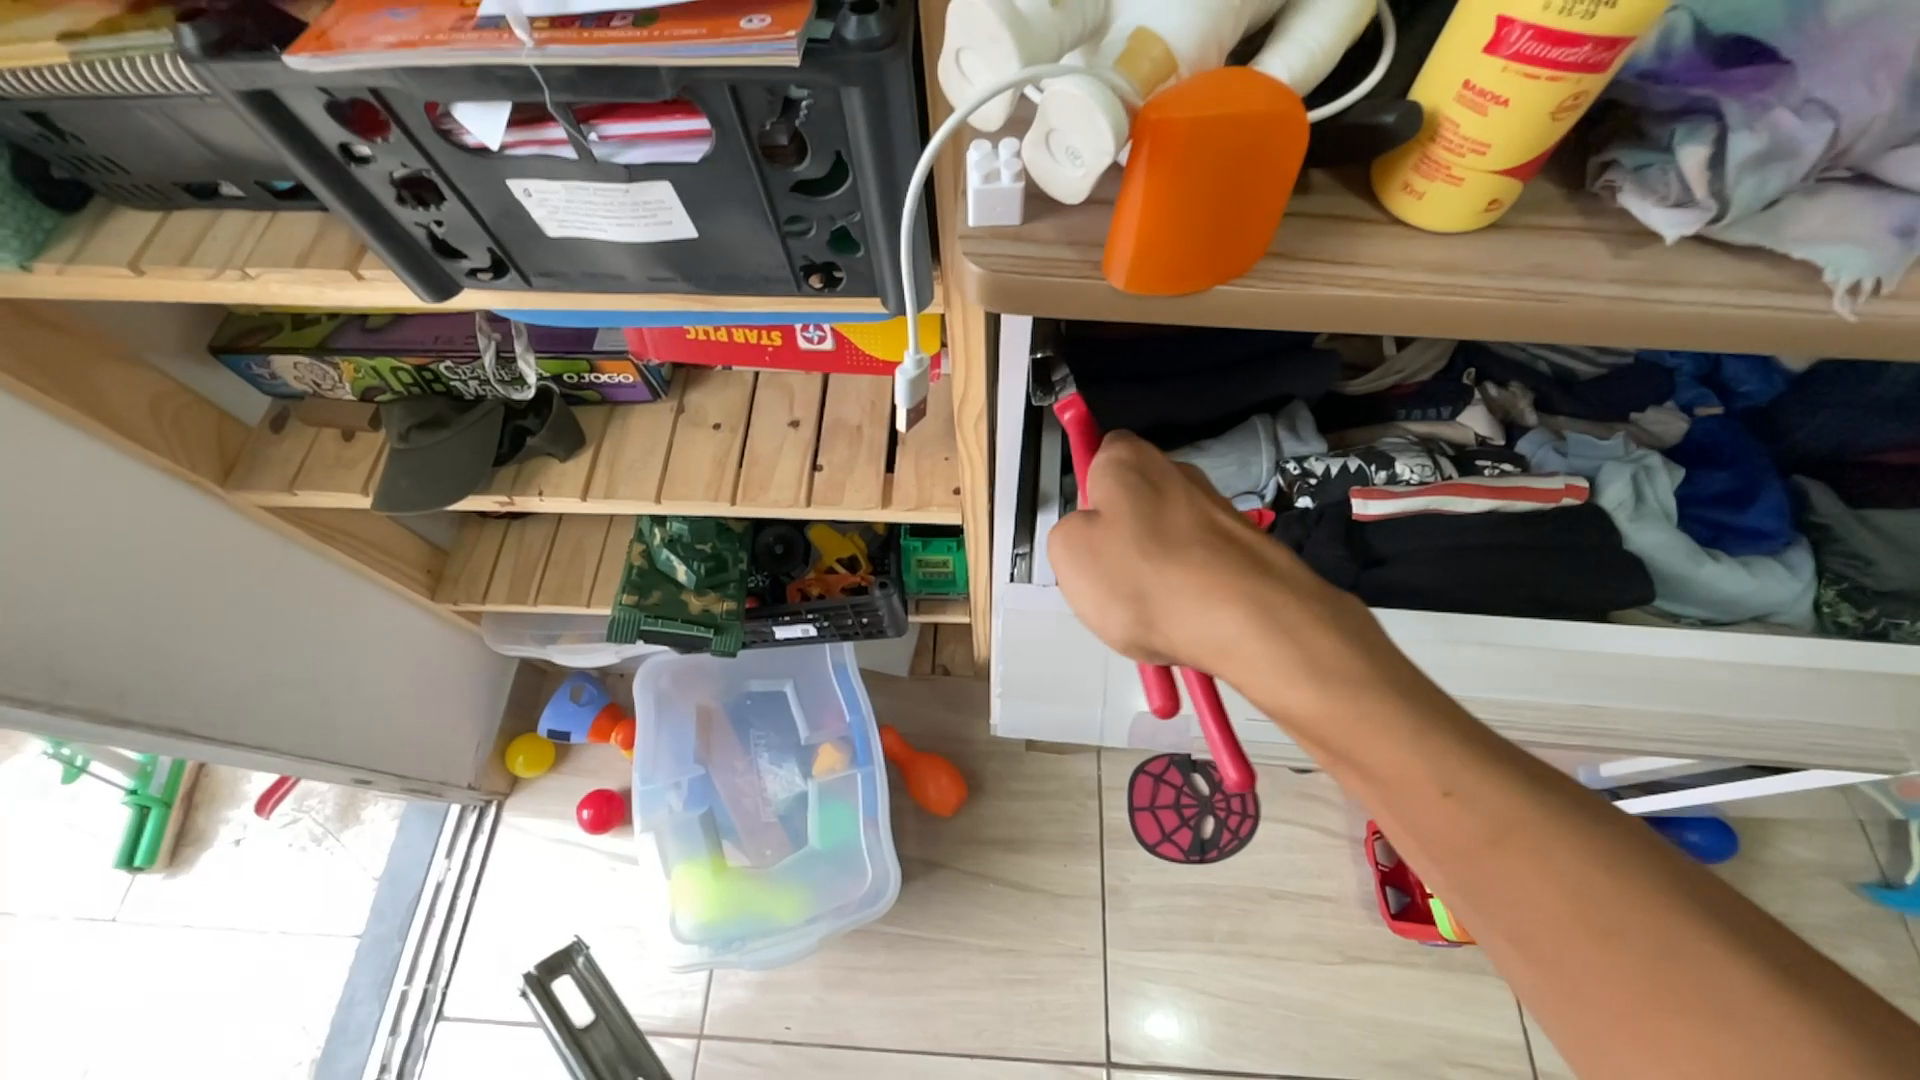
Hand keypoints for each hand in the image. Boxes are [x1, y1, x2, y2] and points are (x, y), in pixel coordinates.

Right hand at [1047, 432, 1394, 696]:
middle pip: (1136, 504)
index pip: (1099, 457)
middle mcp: (1179, 473)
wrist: (1247, 619)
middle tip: (1111, 583)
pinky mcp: (1247, 550)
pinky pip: (1200, 571)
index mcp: (1128, 459)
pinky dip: (1190, 595)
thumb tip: (1094, 534)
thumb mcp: (1067, 552)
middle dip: (1123, 541)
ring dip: (1157, 574)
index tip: (1086, 536)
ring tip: (1151, 616)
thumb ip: (1070, 531)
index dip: (1088, 497)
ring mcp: (1219, 511)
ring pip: (1168, 542)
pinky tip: (1185, 624)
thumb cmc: (1143, 577)